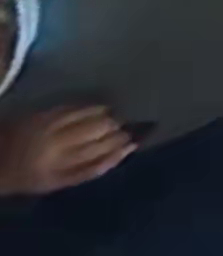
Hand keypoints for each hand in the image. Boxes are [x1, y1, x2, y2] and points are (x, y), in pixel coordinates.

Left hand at [0, 105, 136, 194]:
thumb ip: (90, 169)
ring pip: (100, 122)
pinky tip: (99, 111)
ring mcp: (49, 133)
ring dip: (111, 120)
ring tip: (110, 121)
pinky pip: (84, 109)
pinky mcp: (47, 117)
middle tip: (121, 131)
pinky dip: (97, 109)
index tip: (131, 143)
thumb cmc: (22, 174)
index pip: (100, 161)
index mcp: (51, 175)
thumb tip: (132, 146)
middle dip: (118, 133)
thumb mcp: (50, 181)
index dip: (120, 150)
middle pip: (104, 138)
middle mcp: (52, 154)